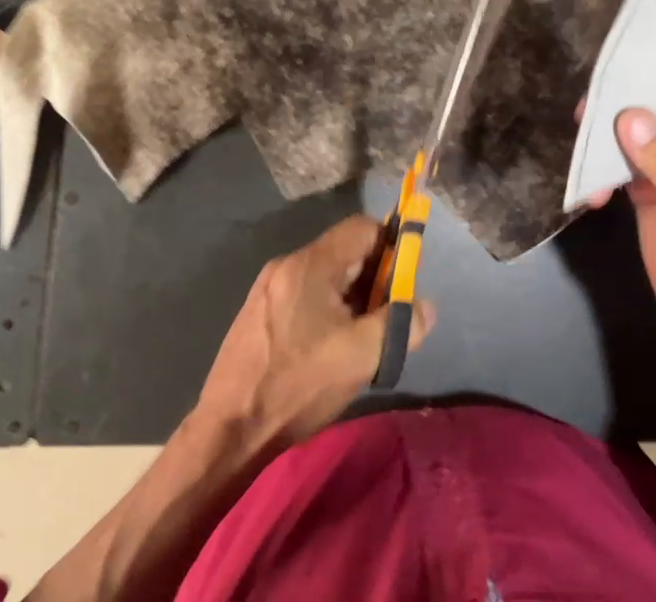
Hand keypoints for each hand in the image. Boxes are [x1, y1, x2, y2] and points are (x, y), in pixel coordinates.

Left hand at [194, 215, 434, 450]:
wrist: (231, 428)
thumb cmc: (300, 384)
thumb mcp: (364, 355)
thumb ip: (402, 323)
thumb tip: (424, 307)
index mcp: (310, 264)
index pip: (363, 228)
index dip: (392, 248)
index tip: (403, 285)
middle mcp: (285, 266)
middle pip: (344, 253)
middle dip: (373, 281)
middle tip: (383, 321)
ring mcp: (267, 289)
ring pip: (325, 278)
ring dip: (350, 300)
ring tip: (357, 342)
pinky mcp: (257, 314)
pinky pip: (304, 297)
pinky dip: (326, 312)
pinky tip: (326, 351)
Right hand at [615, 108, 655, 482]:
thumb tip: (630, 118)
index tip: (628, 63)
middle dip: (628, 107)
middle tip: (591, 100)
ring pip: (638, 141)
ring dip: (609, 140)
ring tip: (581, 133)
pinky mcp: (650, 194)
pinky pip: (621, 170)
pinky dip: (602, 174)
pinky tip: (591, 190)